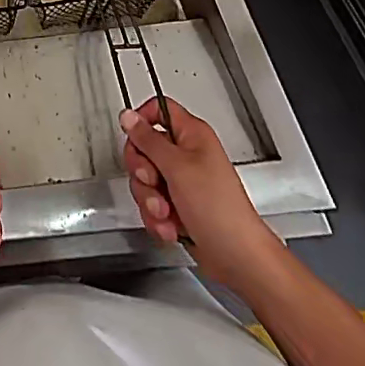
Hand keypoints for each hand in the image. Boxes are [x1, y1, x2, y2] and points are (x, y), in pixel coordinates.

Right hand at [120, 97, 282, 292]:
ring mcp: (182, 180)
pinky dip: (156, 217)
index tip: (135, 140)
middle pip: (144, 148)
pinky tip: (170, 225)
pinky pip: (151, 201)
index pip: (158, 109)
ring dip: (150, 199)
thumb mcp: (176, 167)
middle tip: (153, 180)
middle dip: (142, 171)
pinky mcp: (177, 204)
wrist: (235, 255)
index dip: (141, 121)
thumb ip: (147, 140)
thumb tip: (129, 117)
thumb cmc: (219, 209)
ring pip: (145, 179)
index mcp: (192, 134)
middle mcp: (186, 154)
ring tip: (166, 210)